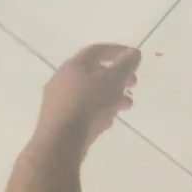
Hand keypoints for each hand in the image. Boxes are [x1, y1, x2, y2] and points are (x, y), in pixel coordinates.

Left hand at [28, 43, 139, 160]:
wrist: (60, 141)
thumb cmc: (90, 104)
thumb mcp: (114, 80)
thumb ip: (126, 64)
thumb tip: (133, 53)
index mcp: (74, 65)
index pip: (98, 50)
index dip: (118, 51)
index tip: (134, 58)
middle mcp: (62, 78)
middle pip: (94, 72)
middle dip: (117, 77)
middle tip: (133, 85)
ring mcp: (57, 99)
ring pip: (89, 91)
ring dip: (110, 95)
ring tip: (126, 106)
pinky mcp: (56, 118)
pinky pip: (81, 108)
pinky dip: (98, 109)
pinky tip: (108, 120)